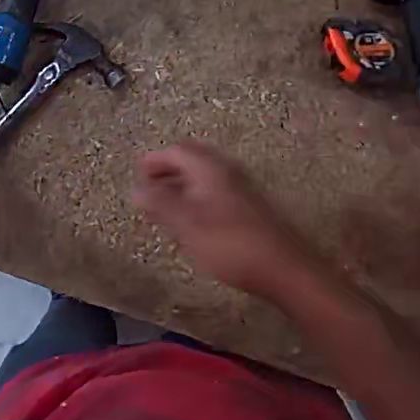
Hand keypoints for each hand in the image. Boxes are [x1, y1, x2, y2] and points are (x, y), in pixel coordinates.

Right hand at [132, 140, 316, 299]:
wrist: (282, 269)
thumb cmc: (229, 244)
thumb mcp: (186, 224)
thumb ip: (160, 204)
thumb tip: (137, 188)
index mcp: (209, 168)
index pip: (177, 150)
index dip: (155, 161)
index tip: (138, 176)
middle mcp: (225, 170)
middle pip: (191, 158)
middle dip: (168, 170)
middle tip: (150, 187)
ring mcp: (239, 187)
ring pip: (203, 175)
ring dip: (181, 184)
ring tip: (165, 206)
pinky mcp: (248, 206)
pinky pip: (214, 189)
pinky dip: (196, 196)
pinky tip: (191, 220)